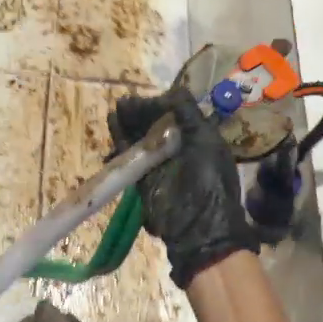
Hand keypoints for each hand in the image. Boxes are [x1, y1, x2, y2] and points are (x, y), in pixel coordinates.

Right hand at [110, 88, 260, 287]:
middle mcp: (178, 147)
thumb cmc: (209, 183)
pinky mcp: (142, 176)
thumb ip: (188, 114)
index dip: (160, 104)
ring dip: (128, 121)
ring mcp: (159, 162)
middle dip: (141, 111)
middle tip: (126, 103)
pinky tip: (113, 122)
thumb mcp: (206, 142)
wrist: (199, 230)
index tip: (149, 101)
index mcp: (199, 137)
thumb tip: (170, 91)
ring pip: (140, 135)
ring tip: (118, 109)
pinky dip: (120, 137)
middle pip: (155, 122)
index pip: (176, 112)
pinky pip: (129, 152)